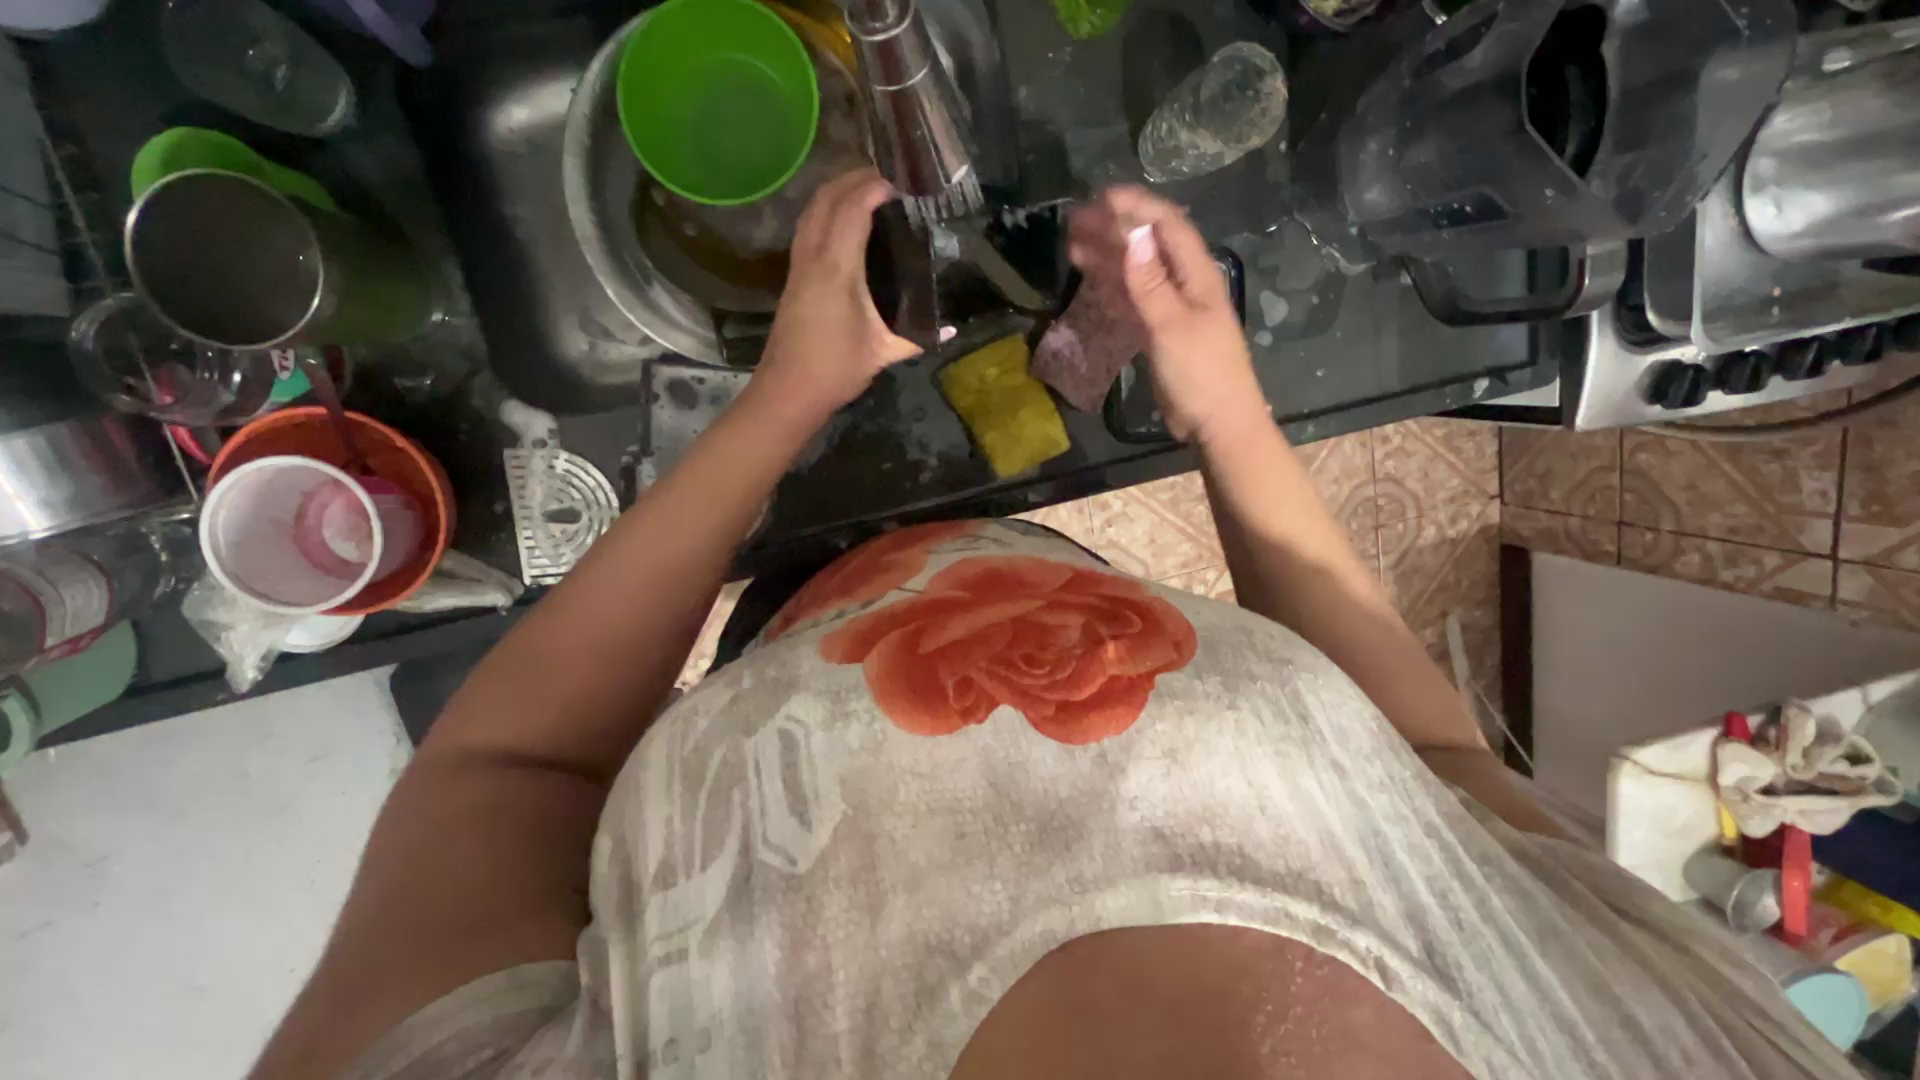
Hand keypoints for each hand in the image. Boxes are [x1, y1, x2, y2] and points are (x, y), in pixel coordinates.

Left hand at [747, 168, 921, 427]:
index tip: (901, 182)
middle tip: (888, 177)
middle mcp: (814, 257)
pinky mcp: (793, 275)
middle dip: (854, 178)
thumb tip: (952, 330)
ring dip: (836, 190)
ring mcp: (799, 264)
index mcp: (837, 269)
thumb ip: (919, 337)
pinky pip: (807, 226)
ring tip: (866, 189)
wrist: (788, 390)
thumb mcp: (883, 353)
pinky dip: (825, 210)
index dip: (875, 187)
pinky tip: (843, 220)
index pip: (853, 209)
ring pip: (812, 209)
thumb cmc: (836, 370)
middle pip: (827, 198)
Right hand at [1068, 186, 1267, 445]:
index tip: (1099, 198)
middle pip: (1149, 244)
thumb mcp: (1172, 327)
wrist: (1218, 422)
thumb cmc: (1201, 374)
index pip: (1167, 226)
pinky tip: (1092, 282)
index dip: (1135, 207)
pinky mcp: (1162, 331)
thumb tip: (1133, 235)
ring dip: (1109, 256)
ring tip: (1073, 246)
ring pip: (1138, 271)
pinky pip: (1134, 299)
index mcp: (1197, 275)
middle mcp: (1186, 283)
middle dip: (1114, 229)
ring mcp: (1174, 307)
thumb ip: (1150, 283)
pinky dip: (1113, 287)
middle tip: (1074, 222)